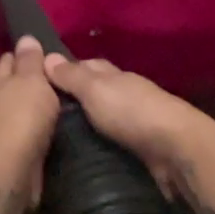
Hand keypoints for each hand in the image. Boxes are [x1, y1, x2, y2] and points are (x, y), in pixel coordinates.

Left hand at [0, 36, 60, 201]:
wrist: (6, 174)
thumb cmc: (20, 119)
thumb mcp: (31, 81)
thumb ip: (30, 60)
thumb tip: (25, 38)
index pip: (7, 61)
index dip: (27, 58)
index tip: (48, 61)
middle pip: (8, 90)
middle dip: (27, 89)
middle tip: (57, 89)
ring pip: (11, 117)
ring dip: (27, 116)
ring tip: (54, 117)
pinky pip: (15, 141)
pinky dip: (27, 139)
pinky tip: (43, 141)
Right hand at [43, 56, 214, 196]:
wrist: (175, 149)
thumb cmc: (132, 112)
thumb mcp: (96, 90)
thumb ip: (73, 77)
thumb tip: (47, 56)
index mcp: (116, 76)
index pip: (87, 66)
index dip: (65, 71)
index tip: (39, 82)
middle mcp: (125, 95)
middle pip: (96, 93)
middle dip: (73, 101)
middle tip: (40, 117)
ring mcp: (134, 123)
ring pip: (103, 119)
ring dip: (84, 126)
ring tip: (52, 141)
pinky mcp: (139, 149)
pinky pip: (111, 143)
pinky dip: (97, 146)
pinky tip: (80, 157)